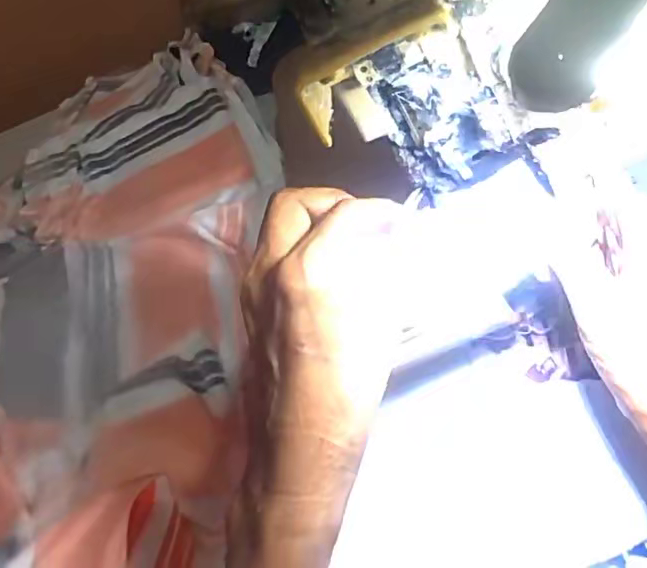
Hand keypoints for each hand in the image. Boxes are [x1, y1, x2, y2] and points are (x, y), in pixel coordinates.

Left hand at [238, 187, 403, 565]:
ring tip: (344, 240)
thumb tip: (398, 237)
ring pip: (276, 225)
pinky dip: (299, 244)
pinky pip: (271, 252)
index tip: (398, 216)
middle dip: (330, 200)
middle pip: (293, 202)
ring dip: (312, 220)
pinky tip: (326, 269)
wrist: (298, 446)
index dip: (377, 208)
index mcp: (305, 269)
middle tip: (360, 218)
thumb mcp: (381, 321)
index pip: (344, 213)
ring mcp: (252, 286)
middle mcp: (269, 268)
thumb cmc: (347, 389)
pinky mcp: (248, 305)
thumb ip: (388, 268)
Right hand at [552, 188, 646, 567]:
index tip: (556, 142)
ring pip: (613, 230)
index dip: (580, 162)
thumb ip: (565, 250)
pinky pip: (620, 251)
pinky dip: (595, 254)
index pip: (611, 184)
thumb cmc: (640, 357)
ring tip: (552, 245)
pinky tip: (572, 267)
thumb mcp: (593, 303)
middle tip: (543, 207)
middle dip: (574, 208)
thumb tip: (541, 211)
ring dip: (581, 234)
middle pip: (610, 206)